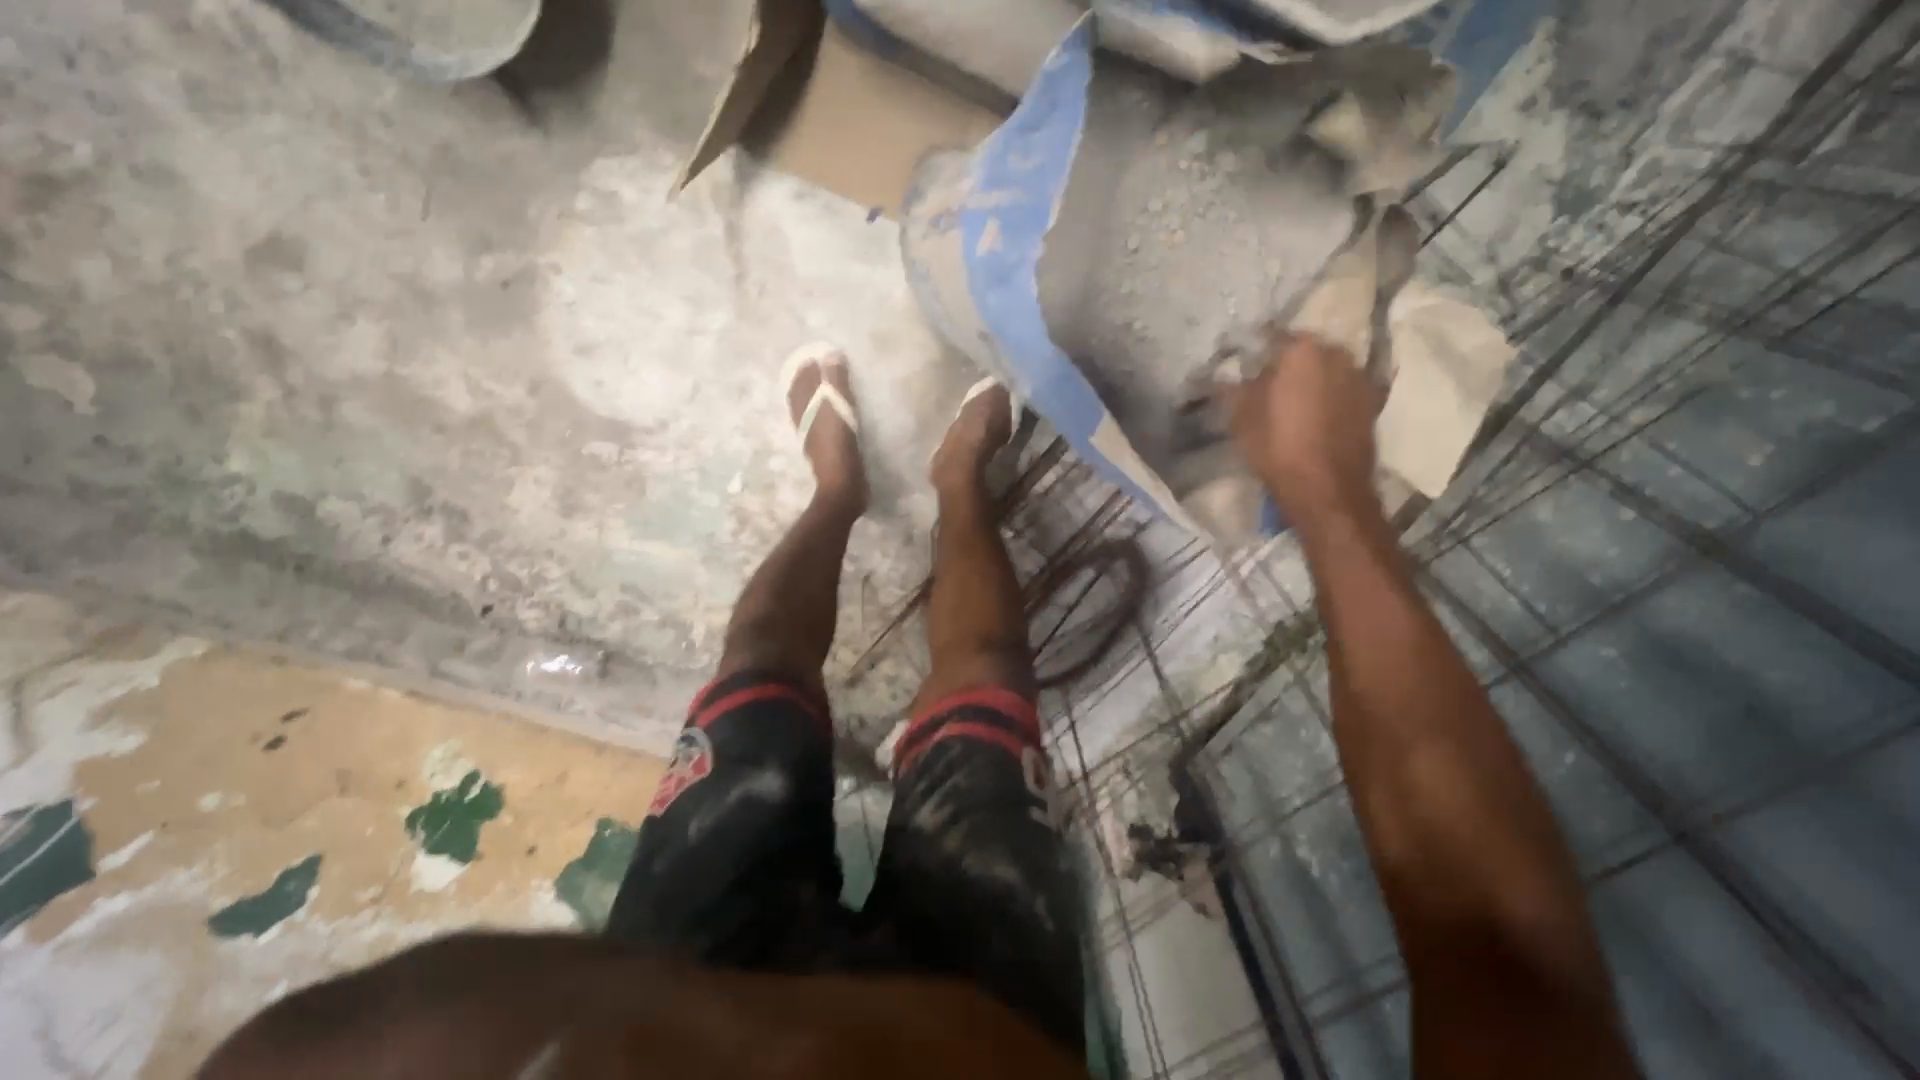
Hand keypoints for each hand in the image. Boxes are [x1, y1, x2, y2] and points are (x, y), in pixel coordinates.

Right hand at [1221, 329, 1384, 523]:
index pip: (1272, 336)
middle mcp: (1335, 352)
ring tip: (1296, 400)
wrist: (1327, 488)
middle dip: (1289, 363)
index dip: (1255, 350)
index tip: (1245, 363)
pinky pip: (1345, 389)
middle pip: (1305, 350)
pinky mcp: (1373, 401)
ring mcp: (1359, 375)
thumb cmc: (1277, 447)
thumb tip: (1225, 376)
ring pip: (1328, 368)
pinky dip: (1332, 395)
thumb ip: (1233, 389)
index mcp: (1300, 349)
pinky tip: (1319, 413)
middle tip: (1271, 382)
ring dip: (1314, 378)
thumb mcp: (1241, 418)